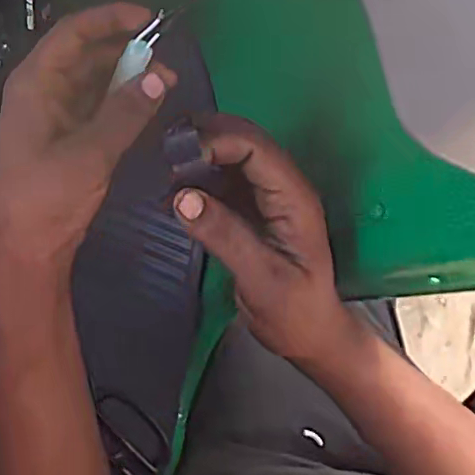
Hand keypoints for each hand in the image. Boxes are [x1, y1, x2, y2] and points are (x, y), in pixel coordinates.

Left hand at [0, 3, 177, 274]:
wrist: (27, 246)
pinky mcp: (66, 131)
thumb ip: (125, 112)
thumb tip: (158, 77)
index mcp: (34, 82)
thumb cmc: (46, 197)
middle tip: (164, 61)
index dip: (109, 18)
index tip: (148, 18)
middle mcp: (42, 88)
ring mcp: (54, 110)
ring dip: (127, 75)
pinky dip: (121, 98)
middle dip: (126, 51)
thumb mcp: (90, 153)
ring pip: (94, 77)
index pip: (72, 32)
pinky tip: (145, 102)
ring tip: (163, 82)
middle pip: (86, 52)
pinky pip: (97, 101)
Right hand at [171, 115, 363, 367]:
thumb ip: (225, 236)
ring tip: (163, 167)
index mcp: (293, 197)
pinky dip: (197, 174)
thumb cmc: (295, 312)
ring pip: (231, 154)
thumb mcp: (261, 279)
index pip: (256, 147)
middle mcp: (282, 186)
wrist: (312, 337)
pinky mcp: (250, 206)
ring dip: (199, 153)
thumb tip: (182, 197)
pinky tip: (173, 189)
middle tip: (163, 153)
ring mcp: (266, 195)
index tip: (178, 158)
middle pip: (244, 139)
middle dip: (204, 137)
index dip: (216, 141)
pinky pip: (222, 177)